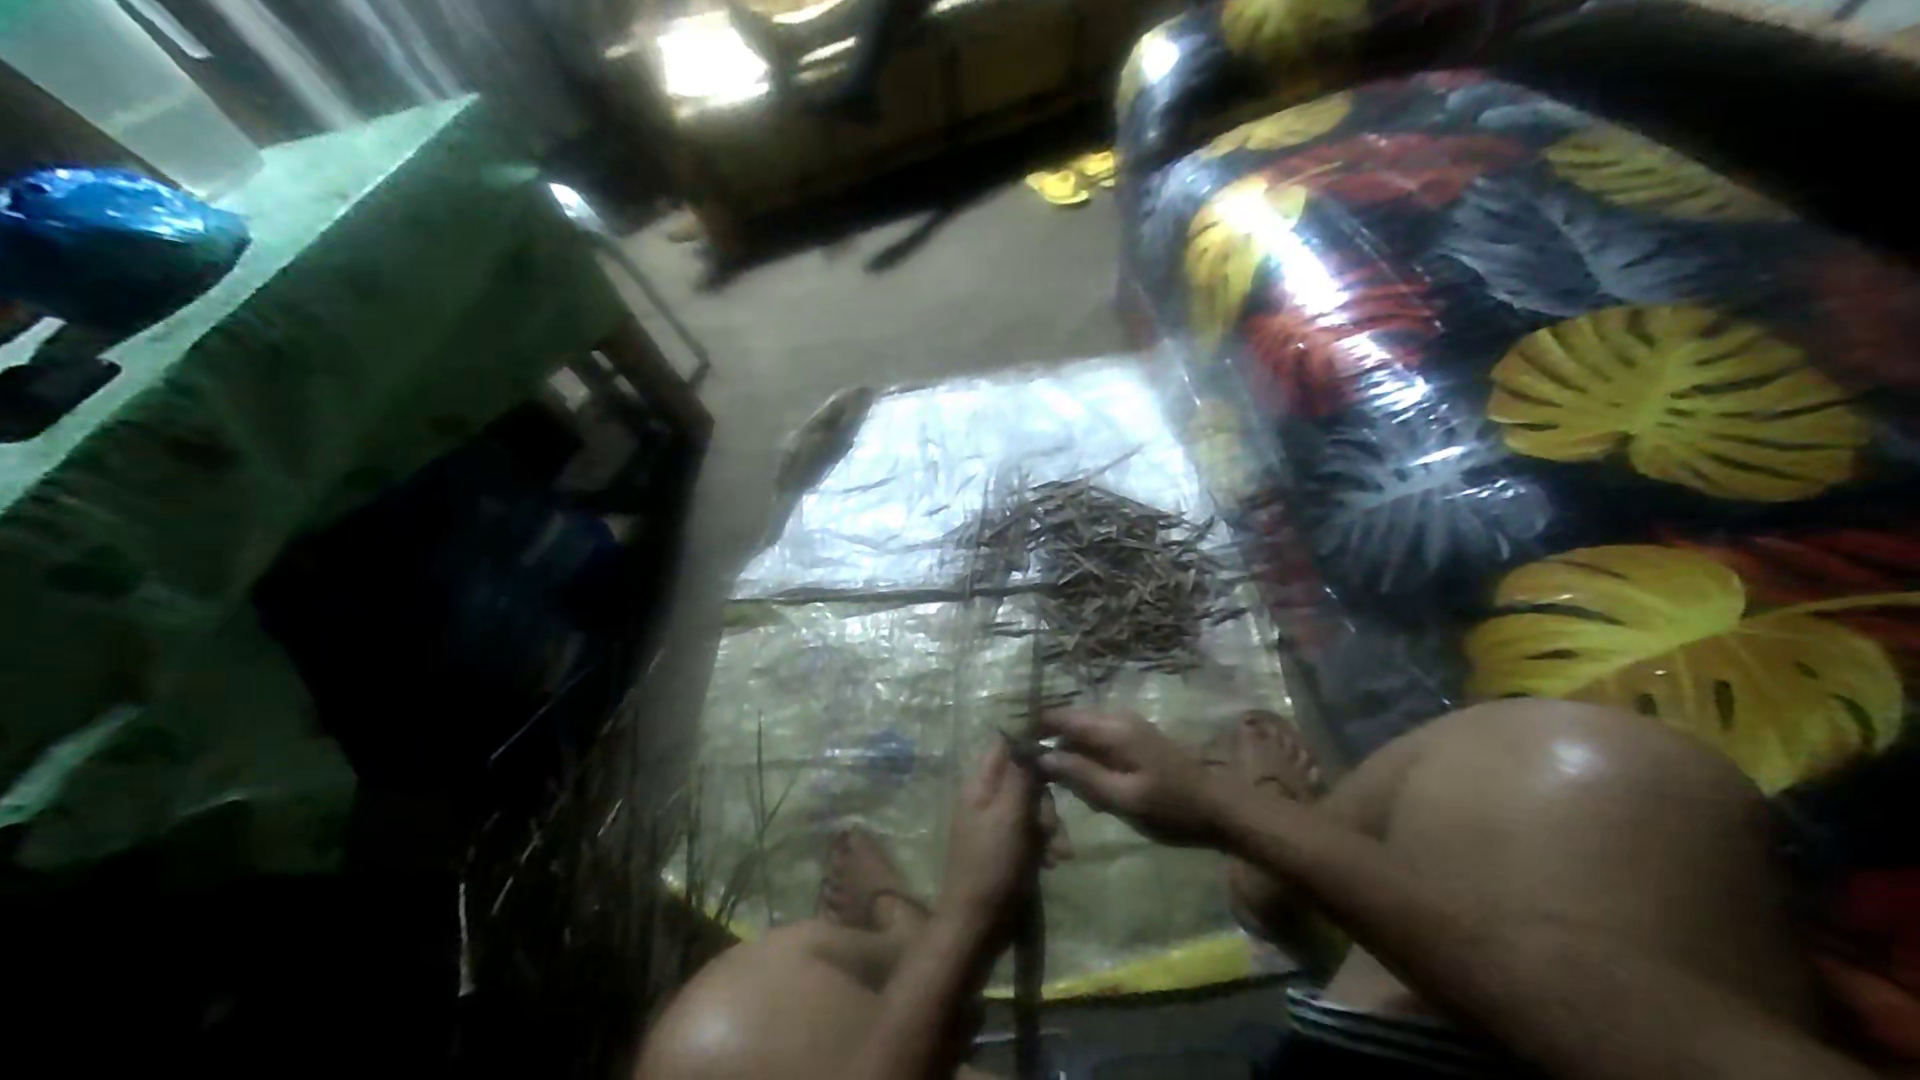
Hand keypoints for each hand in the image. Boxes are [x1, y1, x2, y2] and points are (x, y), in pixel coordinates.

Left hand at [938, 740, 1069, 929]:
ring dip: (1049, 827)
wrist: (977, 924)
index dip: (1030, 745)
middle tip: (1050, 827)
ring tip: (1057, 853)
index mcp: (979, 783)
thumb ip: (1019, 775)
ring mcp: (995, 821)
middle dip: (1045, 802)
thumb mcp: (1009, 815)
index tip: (1057, 757)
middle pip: (1025, 778)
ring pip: (1033, 806)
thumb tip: (1024, 734)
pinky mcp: (1006, 844)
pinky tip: (1051, 863)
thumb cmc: (992, 864)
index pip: (1005, 744)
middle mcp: (985, 796)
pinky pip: (1032, 831)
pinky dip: (1044, 844)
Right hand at [1035, 709, 1225, 847]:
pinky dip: (1081, 751)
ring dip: (1063, 745)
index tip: (1010, 741)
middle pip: (1070, 719)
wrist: (1220, 807)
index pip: (1061, 717)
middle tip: (1026, 763)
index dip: (1034, 726)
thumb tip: (1041, 757)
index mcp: (1113, 728)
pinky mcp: (1134, 738)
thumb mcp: (1122, 797)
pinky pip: (1096, 737)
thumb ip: (1080, 775)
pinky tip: (1076, 773)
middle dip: (1046, 736)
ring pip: (1082, 729)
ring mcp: (1128, 726)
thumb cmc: (1171, 806)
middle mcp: (1117, 718)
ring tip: (1045, 770)